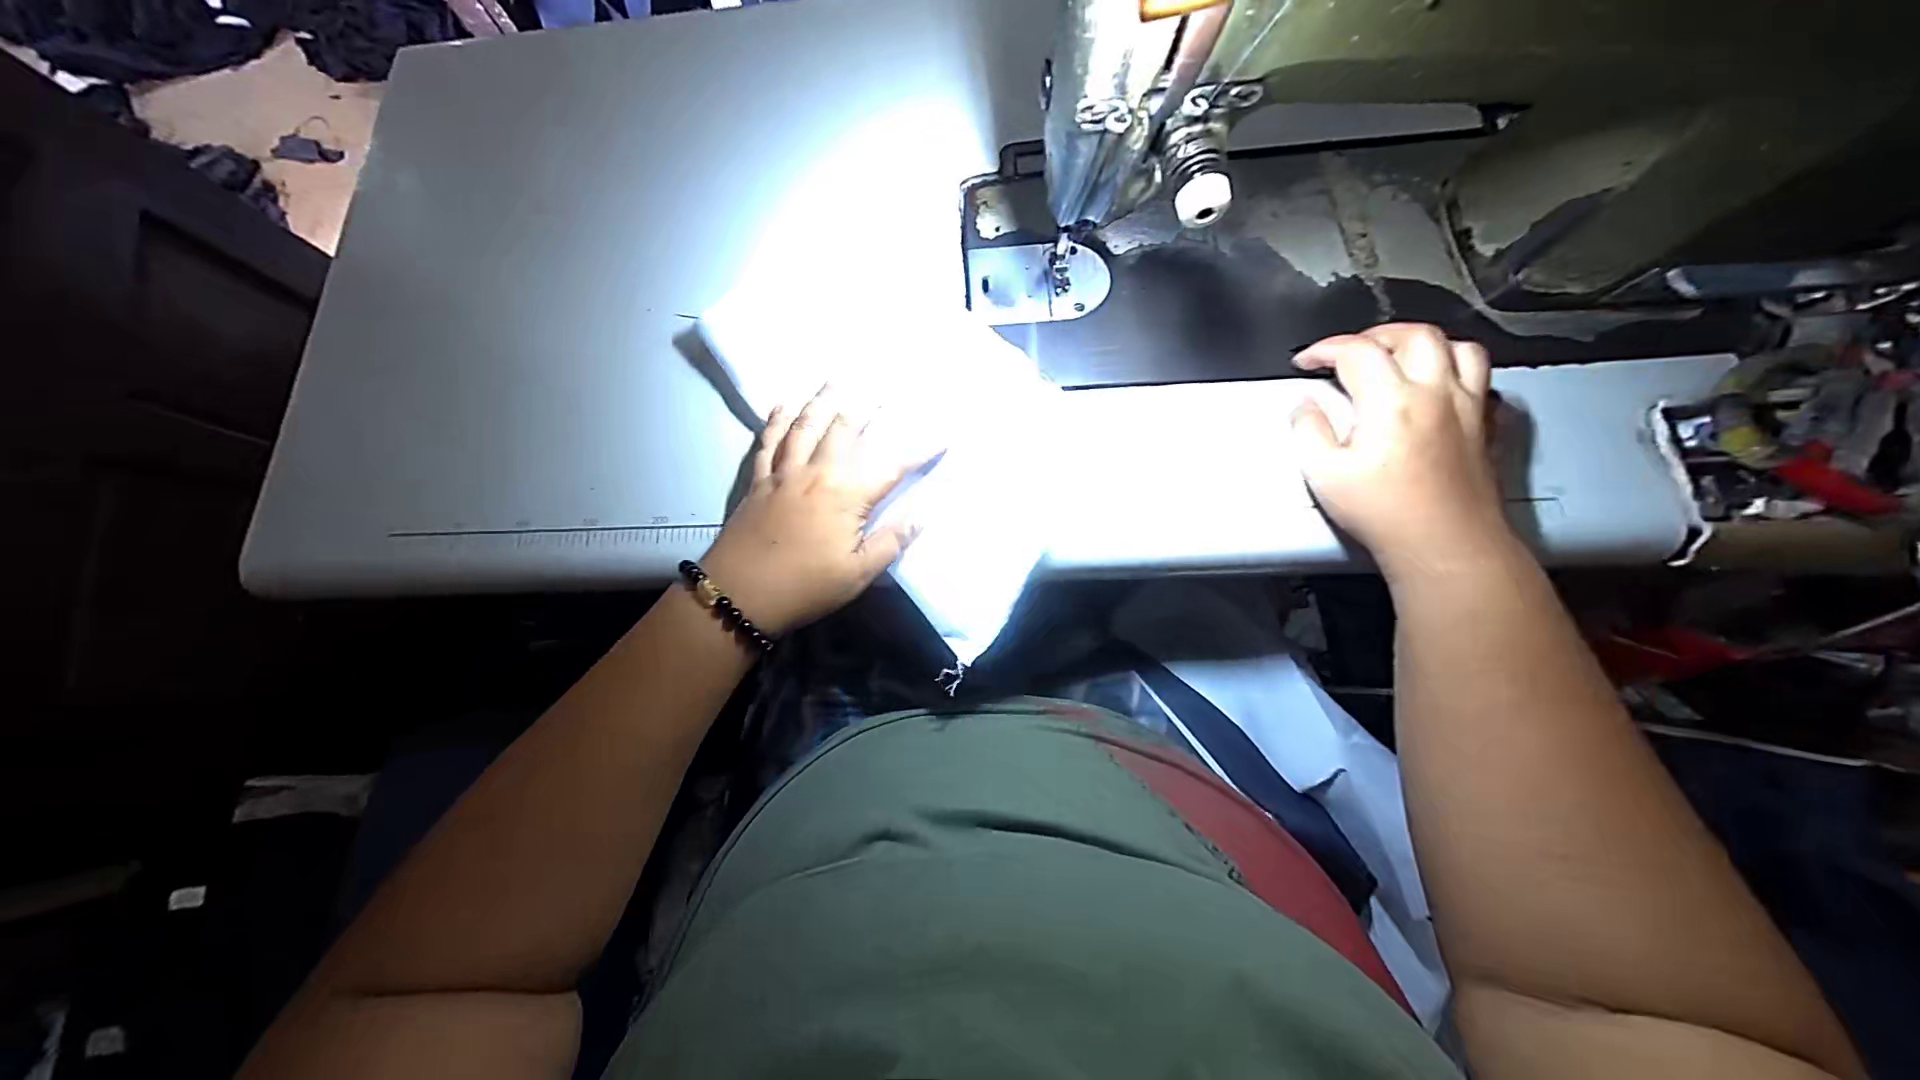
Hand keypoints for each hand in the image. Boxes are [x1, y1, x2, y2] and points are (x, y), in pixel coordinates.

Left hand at [698, 388, 923, 636]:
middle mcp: (816, 474)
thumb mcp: (858, 573)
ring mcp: (784, 474)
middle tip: (882, 390)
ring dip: (822, 401)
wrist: (739, 594)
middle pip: (844, 431)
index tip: (943, 436)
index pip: (892, 466)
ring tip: (835, 381)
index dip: (920, 450)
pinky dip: (777, 421)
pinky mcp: (758, 482)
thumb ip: (891, 542)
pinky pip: (769, 442)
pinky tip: (783, 405)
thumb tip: (921, 517)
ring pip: (805, 427)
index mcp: (846, 496)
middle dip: (867, 409)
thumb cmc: (806, 587)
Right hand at [1289, 323, 1513, 577]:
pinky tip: (1438, 387)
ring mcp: (1468, 407)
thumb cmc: (1386, 514)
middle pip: (1413, 335)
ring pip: (1457, 347)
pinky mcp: (1486, 426)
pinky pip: (1482, 379)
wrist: (1443, 545)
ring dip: (1423, 344)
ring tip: (1398, 357)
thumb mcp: (1323, 475)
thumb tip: (1306, 408)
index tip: (1308, 360)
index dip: (1324, 349)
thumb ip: (1308, 431)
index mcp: (1391, 401)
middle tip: (1350, 351)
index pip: (1356, 351)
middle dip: (1374, 335)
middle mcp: (1435, 394)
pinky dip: (1457, 371)